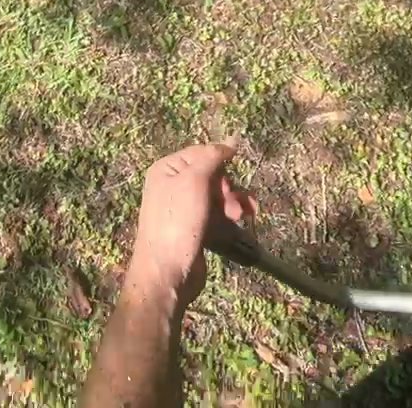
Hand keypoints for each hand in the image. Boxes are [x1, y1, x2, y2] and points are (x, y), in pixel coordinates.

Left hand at [123, 143, 254, 313]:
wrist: (167, 273)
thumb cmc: (178, 221)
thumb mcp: (195, 180)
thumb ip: (212, 157)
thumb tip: (231, 139)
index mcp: (166, 169)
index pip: (200, 153)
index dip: (219, 160)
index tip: (237, 165)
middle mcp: (173, 186)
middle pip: (210, 176)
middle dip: (228, 186)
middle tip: (232, 200)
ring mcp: (184, 210)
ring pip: (217, 197)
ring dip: (234, 202)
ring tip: (245, 214)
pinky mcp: (194, 230)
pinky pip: (216, 216)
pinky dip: (229, 217)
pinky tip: (242, 222)